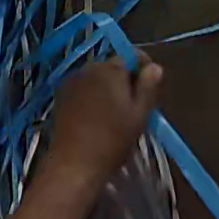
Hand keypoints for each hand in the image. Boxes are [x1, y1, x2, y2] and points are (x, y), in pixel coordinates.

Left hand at [42, 57, 162, 185]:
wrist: (75, 162)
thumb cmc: (113, 140)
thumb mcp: (139, 116)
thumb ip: (147, 88)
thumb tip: (155, 66)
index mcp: (112, 69)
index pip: (131, 55)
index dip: (142, 68)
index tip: (149, 87)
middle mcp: (91, 66)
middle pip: (114, 66)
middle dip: (124, 80)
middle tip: (133, 106)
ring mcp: (74, 78)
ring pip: (98, 76)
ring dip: (107, 87)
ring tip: (114, 113)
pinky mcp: (63, 91)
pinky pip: (84, 86)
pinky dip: (91, 94)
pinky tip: (95, 116)